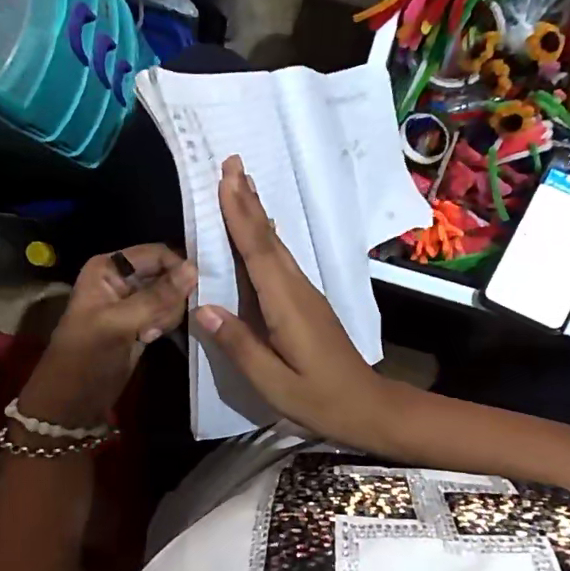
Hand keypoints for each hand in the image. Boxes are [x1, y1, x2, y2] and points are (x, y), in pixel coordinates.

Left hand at [18, 244, 196, 427]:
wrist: (73, 401)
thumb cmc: (86, 357)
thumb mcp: (118, 323)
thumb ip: (157, 296)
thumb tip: (195, 269)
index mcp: (108, 267)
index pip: (157, 254)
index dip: (178, 269)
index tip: (194, 293)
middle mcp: (122, 278)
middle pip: (168, 273)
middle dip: (172, 297)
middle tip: (156, 322)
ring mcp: (134, 302)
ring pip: (172, 295)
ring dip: (169, 314)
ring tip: (149, 334)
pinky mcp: (143, 322)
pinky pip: (168, 313)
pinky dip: (168, 324)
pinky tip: (153, 338)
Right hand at [192, 156, 400, 448]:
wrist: (368, 407)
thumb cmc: (320, 400)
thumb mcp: (274, 383)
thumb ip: (239, 345)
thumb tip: (201, 306)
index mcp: (287, 306)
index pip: (258, 252)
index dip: (241, 215)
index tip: (227, 179)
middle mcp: (299, 291)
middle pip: (269, 240)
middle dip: (249, 202)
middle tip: (233, 163)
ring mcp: (307, 296)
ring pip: (278, 248)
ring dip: (259, 216)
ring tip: (243, 186)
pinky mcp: (309, 305)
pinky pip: (283, 263)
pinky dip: (268, 241)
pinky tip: (265, 234)